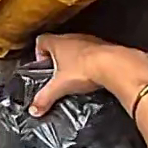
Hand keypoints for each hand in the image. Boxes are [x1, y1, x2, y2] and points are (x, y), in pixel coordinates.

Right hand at [29, 32, 147, 116]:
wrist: (113, 64)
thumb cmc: (84, 69)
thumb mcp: (59, 87)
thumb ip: (44, 97)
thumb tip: (34, 109)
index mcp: (58, 43)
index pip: (41, 40)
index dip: (39, 53)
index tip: (42, 66)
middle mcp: (73, 38)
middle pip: (59, 43)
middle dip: (57, 58)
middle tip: (57, 75)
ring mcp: (90, 41)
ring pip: (77, 46)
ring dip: (75, 59)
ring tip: (76, 76)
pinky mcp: (104, 47)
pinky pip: (93, 52)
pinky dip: (90, 61)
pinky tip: (92, 75)